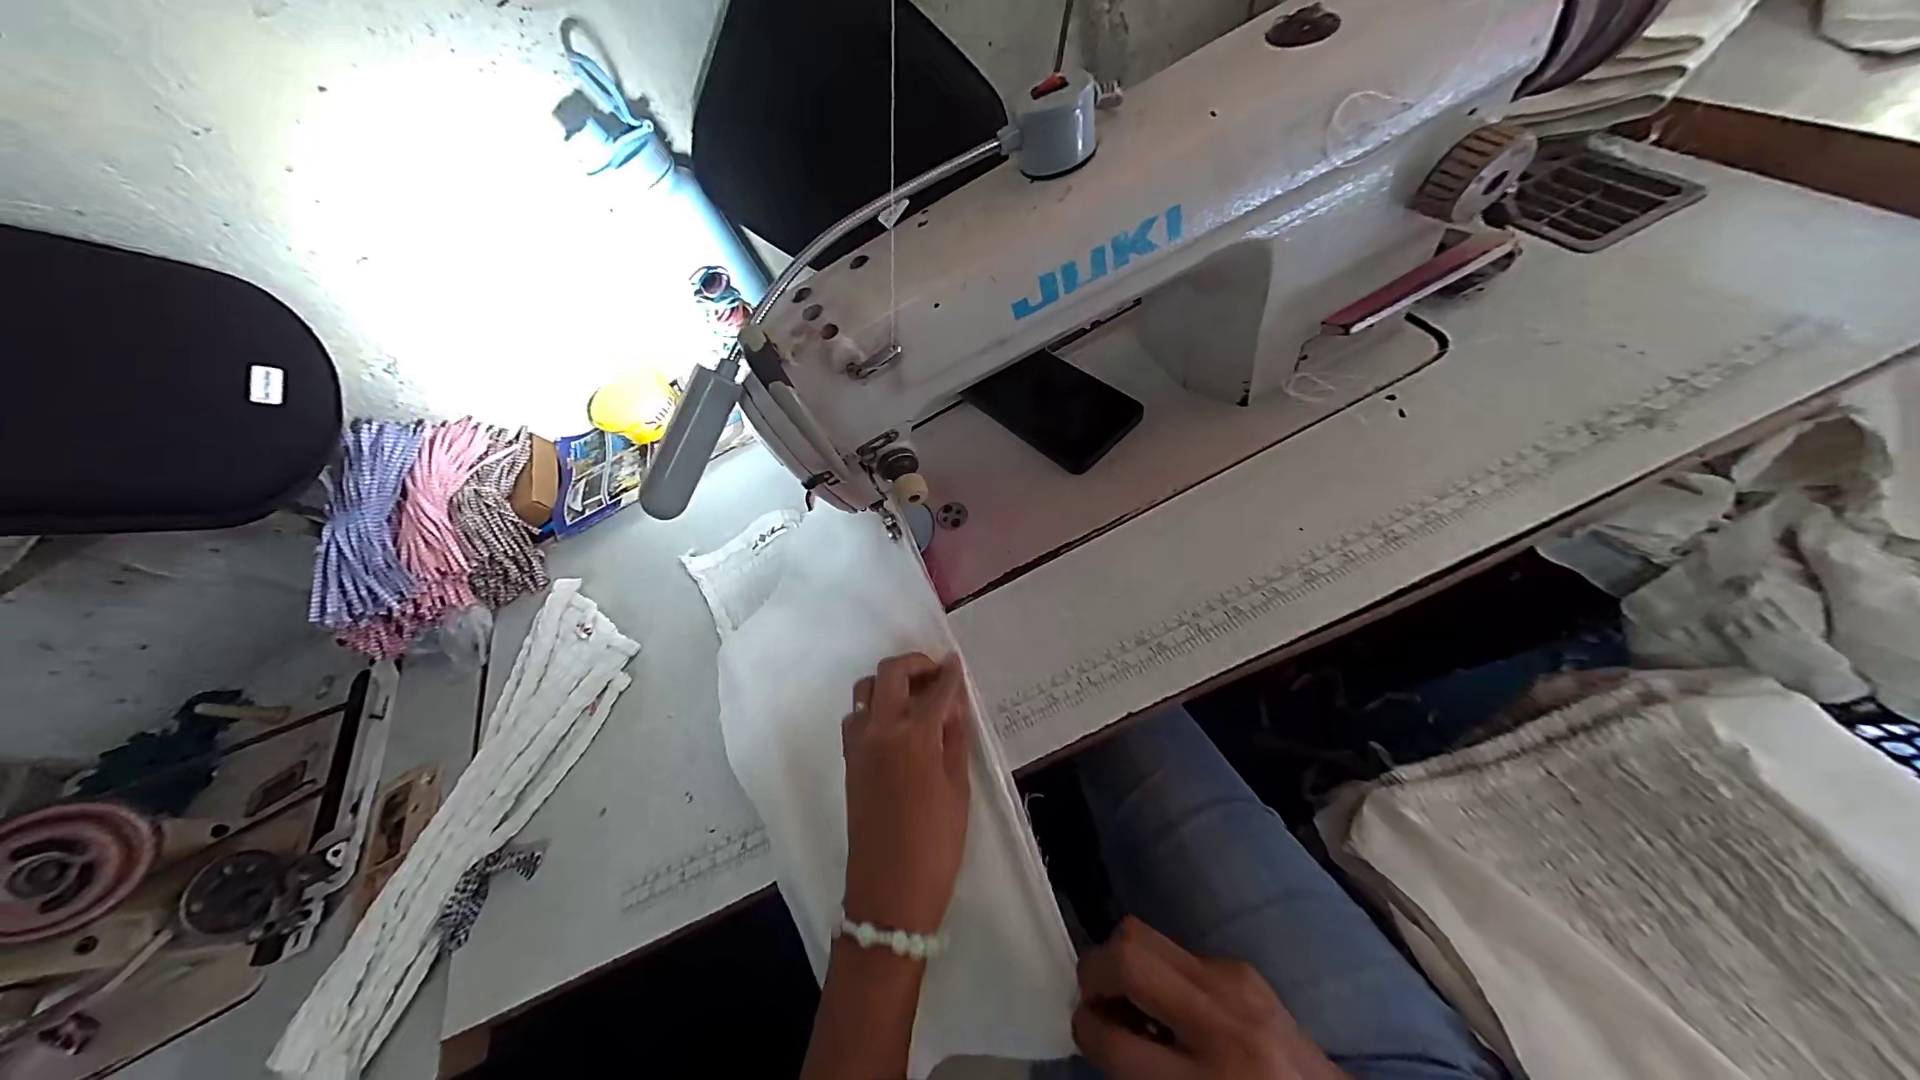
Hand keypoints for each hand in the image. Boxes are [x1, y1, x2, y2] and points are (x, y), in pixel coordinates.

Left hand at [841, 652, 973, 935]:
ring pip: (866, 690)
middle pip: (891, 674)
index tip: (956, 663)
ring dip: (890, 682)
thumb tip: (954, 707)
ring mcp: (858, 744)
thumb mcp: (958, 789)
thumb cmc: (936, 844)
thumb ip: (955, 740)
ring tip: (916, 697)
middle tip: (937, 674)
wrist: (889, 892)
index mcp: (913, 735)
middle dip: (916, 665)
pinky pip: (856, 716)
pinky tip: (895, 725)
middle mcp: (880, 729)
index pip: (936, 691)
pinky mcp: (849, 760)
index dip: (950, 675)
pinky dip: (874, 706)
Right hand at [1073, 917, 1347, 1079]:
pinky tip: (1169, 1001)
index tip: (1083, 1030)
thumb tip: (1098, 1026)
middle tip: (1095, 998)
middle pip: (1129, 957)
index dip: (1084, 1031)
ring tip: (1126, 994)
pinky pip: (1177, 951)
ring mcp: (1235, 983)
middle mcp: (1222, 1021)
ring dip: (1120, 960)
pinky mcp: (1243, 967)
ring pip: (1143, 933)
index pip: (1115, 1040)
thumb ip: (1141, 1073)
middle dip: (1094, 971)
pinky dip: (1158, 969)